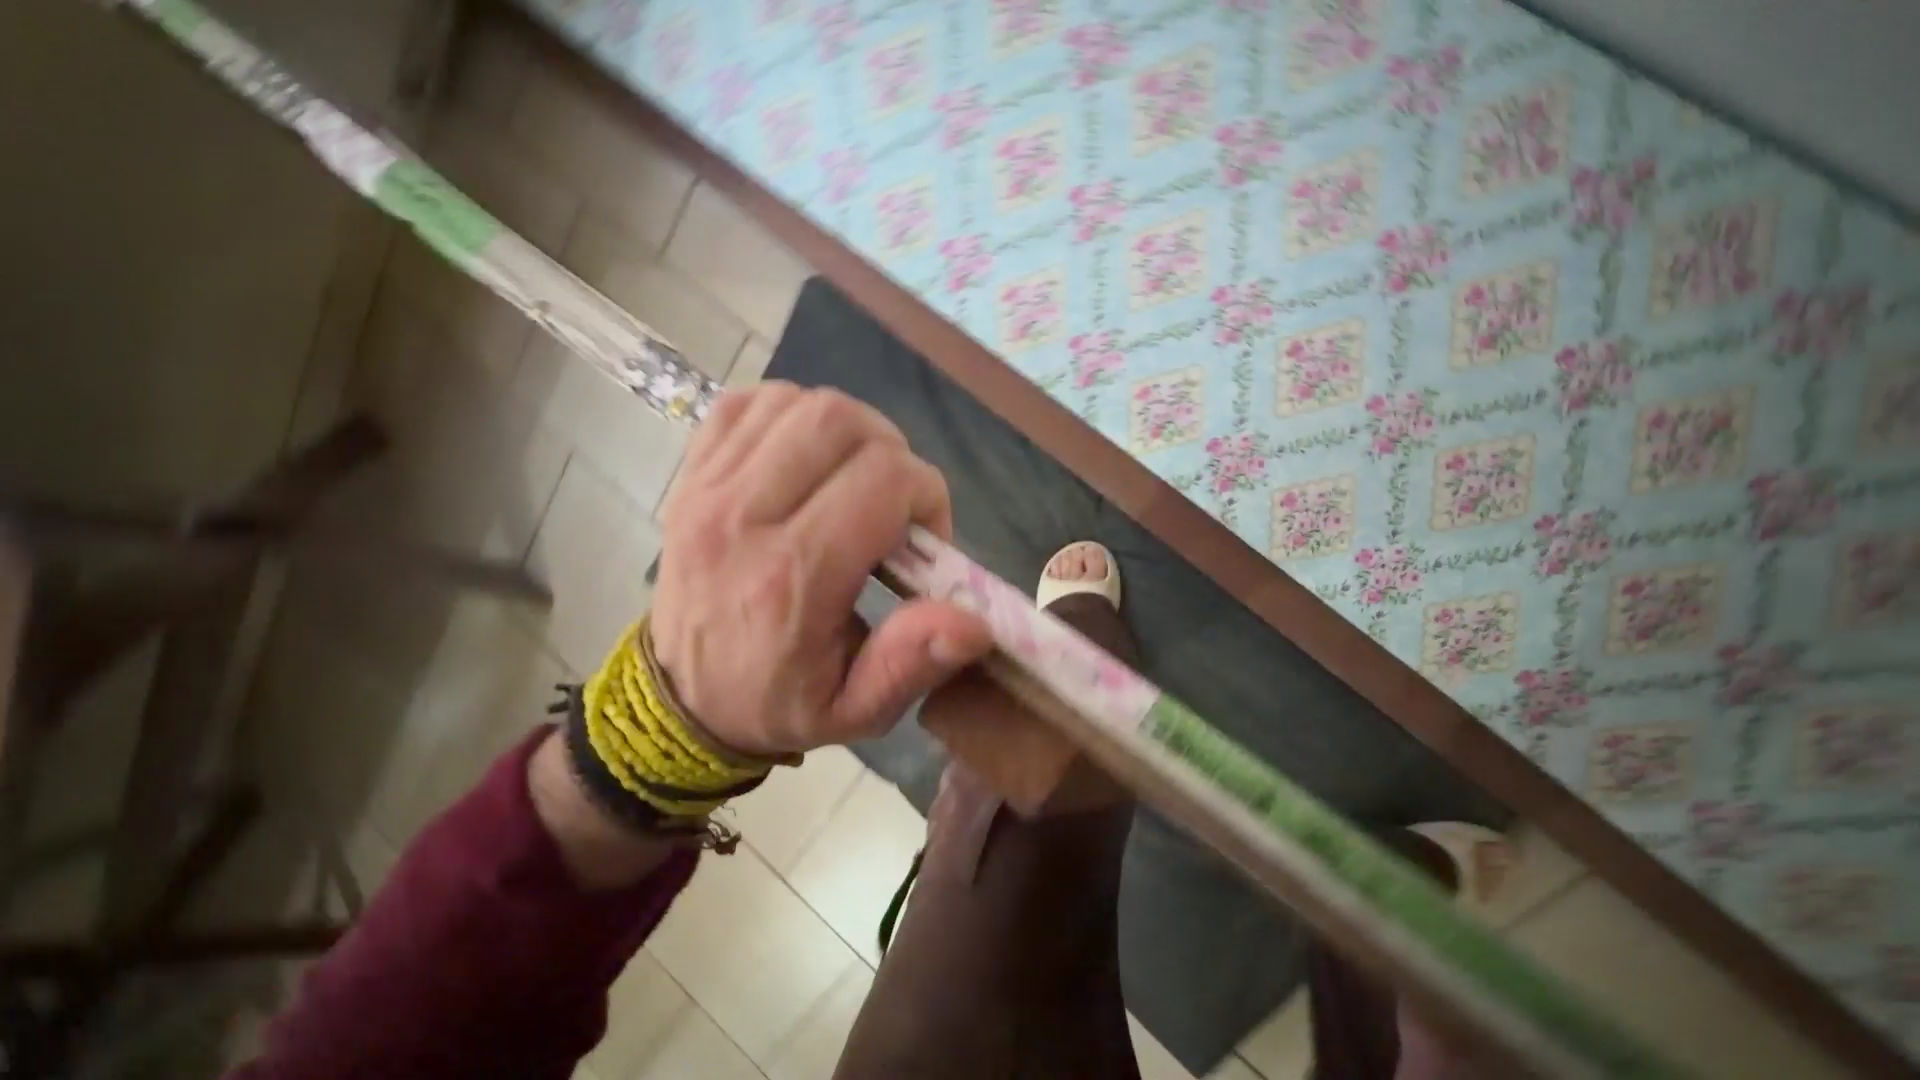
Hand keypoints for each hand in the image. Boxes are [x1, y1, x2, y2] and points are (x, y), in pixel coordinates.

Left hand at [650, 383, 991, 756]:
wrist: (680, 699)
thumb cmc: (776, 703)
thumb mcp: (855, 711)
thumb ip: (911, 664)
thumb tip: (973, 622)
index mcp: (790, 578)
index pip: (882, 480)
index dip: (926, 495)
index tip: (925, 539)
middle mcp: (743, 518)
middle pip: (840, 423)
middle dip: (891, 452)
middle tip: (893, 502)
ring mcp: (707, 487)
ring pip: (798, 402)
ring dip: (845, 431)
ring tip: (853, 479)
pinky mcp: (689, 474)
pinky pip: (748, 404)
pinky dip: (791, 416)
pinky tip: (806, 458)